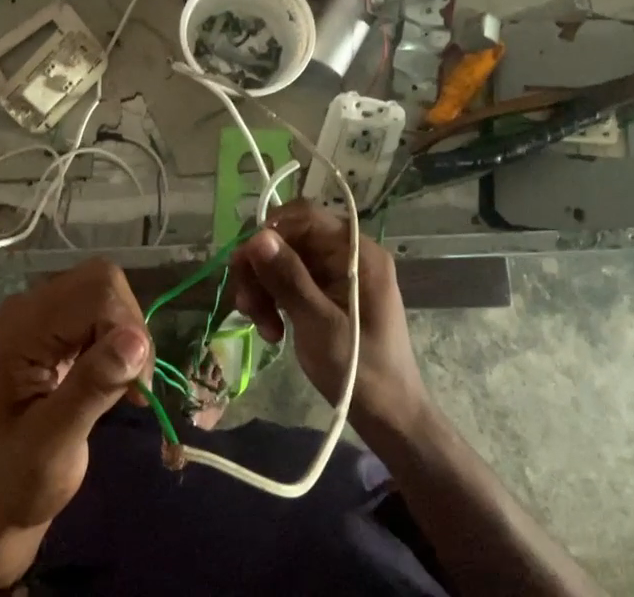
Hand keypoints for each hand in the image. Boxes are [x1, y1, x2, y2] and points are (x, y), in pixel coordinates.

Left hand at [0, 260, 152, 590]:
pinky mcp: (58, 333)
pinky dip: (121, 344)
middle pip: (102, 282)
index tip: (136, 386)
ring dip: (129, 339)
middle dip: (130, 328)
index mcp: (21, 326)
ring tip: (127, 389)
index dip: (126, 326)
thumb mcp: (55, 440)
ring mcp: (42, 318)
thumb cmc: (21, 478)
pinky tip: (119, 382)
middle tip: (135, 386)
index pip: (95, 289)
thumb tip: (136, 340)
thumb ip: (92, 386)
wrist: (0, 504)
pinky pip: (102, 316)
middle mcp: (30, 309)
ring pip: (107, 296)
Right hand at [229, 200, 429, 441]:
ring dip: (260, 288)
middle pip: (285, 238)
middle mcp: (345, 255)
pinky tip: (270, 331)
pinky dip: (270, 301)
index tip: (246, 264)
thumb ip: (289, 279)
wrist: (387, 416)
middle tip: (246, 305)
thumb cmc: (360, 370)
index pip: (304, 216)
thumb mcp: (320, 325)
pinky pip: (284, 281)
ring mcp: (333, 274)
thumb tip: (257, 236)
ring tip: (261, 326)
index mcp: (357, 253)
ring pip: (278, 260)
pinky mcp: (322, 293)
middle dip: (259, 268)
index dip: (269, 232)